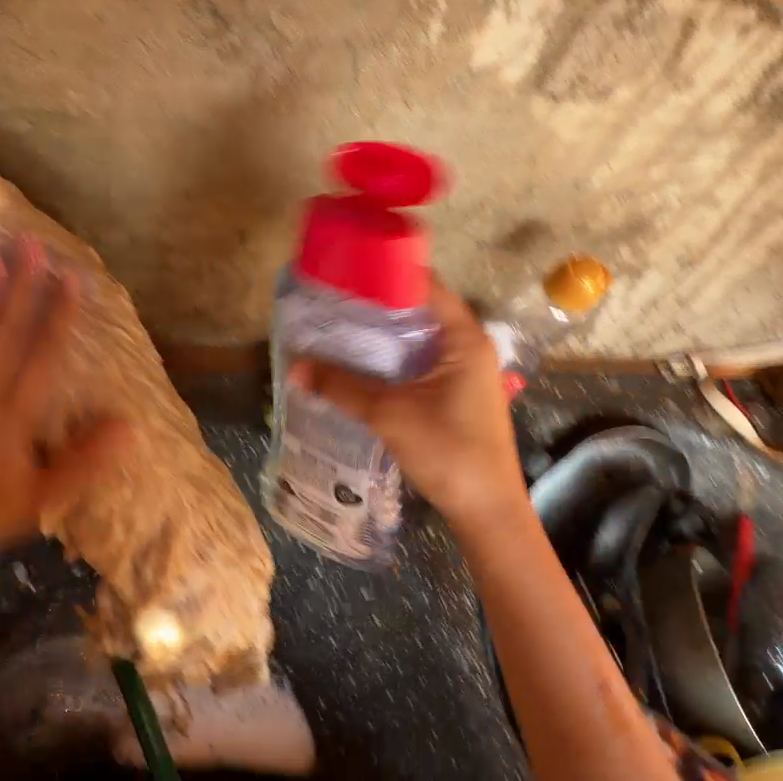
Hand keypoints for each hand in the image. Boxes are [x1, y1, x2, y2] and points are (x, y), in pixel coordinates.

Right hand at [291, 281, 525, 523]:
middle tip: (332, 300)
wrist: (487, 511)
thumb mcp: (389, 414)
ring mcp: (464, 372)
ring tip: (337, 327)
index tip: (346, 271)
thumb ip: (341, 386)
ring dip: (381, 334)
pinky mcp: (455, 393)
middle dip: (375, 304)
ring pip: (416, 338)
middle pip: (418, 310)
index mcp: (464, 338)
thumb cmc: (449, 452)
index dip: (385, 275)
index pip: (425, 286)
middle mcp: (468, 347)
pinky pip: (418, 361)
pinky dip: (390, 358)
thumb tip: (295, 366)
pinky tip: (359, 365)